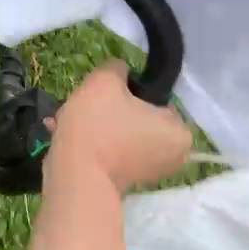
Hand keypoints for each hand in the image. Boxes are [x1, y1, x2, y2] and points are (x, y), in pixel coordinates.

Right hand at [49, 60, 191, 192]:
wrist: (76, 171)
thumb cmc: (97, 124)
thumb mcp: (103, 82)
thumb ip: (116, 68)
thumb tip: (121, 69)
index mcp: (180, 130)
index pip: (154, 101)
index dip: (124, 93)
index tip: (100, 96)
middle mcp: (177, 154)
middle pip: (138, 118)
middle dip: (108, 112)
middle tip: (83, 108)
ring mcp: (154, 171)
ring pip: (123, 135)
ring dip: (98, 127)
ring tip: (69, 123)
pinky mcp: (132, 181)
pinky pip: (114, 153)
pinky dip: (96, 144)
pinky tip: (69, 137)